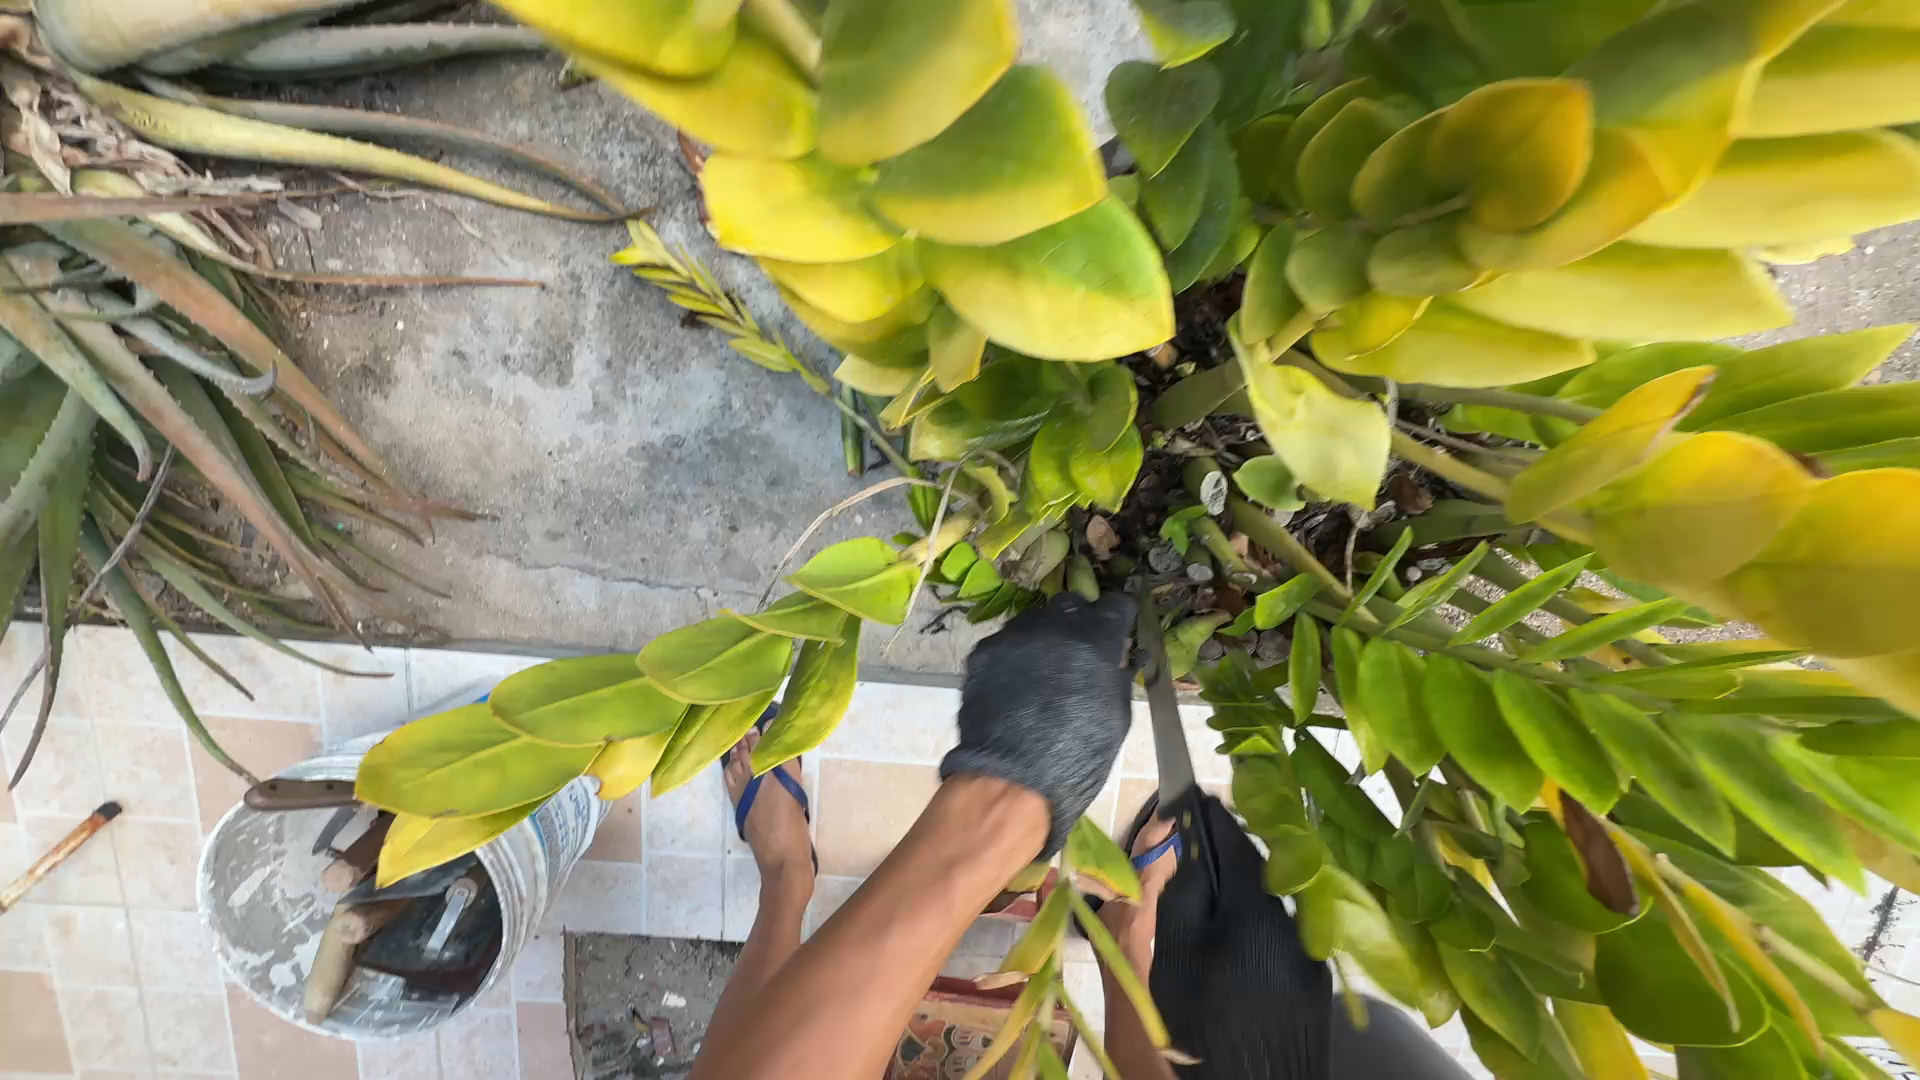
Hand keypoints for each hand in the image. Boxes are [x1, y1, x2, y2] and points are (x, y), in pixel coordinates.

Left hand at [941, 591, 1134, 854]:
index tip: (1117, 633)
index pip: (1115, 604)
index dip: (1118, 619)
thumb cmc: (1080, 755)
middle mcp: (1054, 624)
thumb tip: (1121, 656)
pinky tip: (1013, 686)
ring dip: (1044, 637)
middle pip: (1072, 605)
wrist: (1013, 779)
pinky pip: (1005, 643)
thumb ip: (1119, 675)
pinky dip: (1014, 657)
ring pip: (1035, 621)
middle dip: (1079, 622)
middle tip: (1079, 653)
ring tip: (1043, 672)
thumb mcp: (1117, 715)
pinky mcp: (984, 650)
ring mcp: (1015, 634)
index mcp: (1096, 637)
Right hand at [1151, 796, 1331, 1076]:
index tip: (1192, 794)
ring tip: (1213, 899)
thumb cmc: (1202, 1016)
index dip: (1210, 814)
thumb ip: (1185, 890)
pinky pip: (1282, 933)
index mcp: (1254, 908)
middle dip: (1226, 852)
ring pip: (1269, 901)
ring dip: (1242, 891)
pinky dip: (1258, 923)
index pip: (1232, 840)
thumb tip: (1193, 849)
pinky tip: (1238, 942)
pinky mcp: (1315, 981)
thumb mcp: (1176, 949)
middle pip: (1254, 869)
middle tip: (1196, 844)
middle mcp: (1291, 922)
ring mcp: (1309, 954)